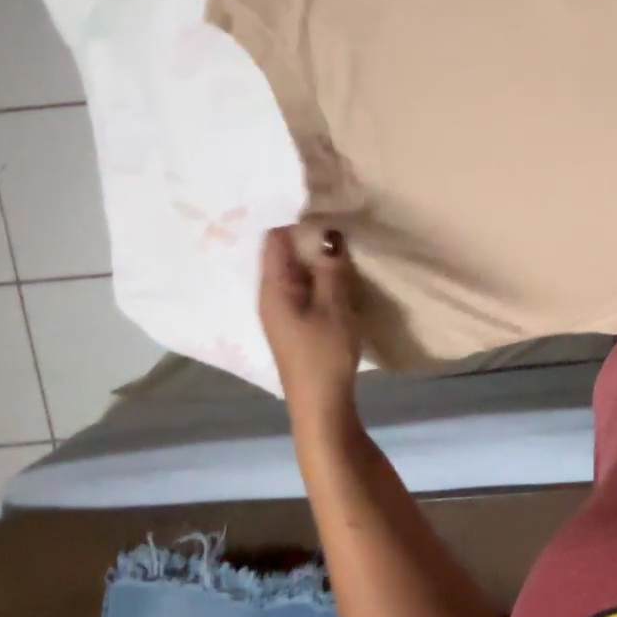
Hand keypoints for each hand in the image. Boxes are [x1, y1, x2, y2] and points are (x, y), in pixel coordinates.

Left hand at [259, 226, 361, 405]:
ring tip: (346, 248)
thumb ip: (330, 267)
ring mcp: (282, 310)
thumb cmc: (324, 354)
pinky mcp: (295, 322)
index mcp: (273, 288)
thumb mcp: (334, 306)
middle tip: (343, 226)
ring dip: (318, 260)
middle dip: (311, 239)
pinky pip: (304, 287)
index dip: (298, 222)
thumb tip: (329, 232)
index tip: (328, 213)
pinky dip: (320, 277)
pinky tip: (340, 278)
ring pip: (297, 271)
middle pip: (284, 253)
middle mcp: (270, 295)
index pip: (275, 239)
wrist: (320, 404)